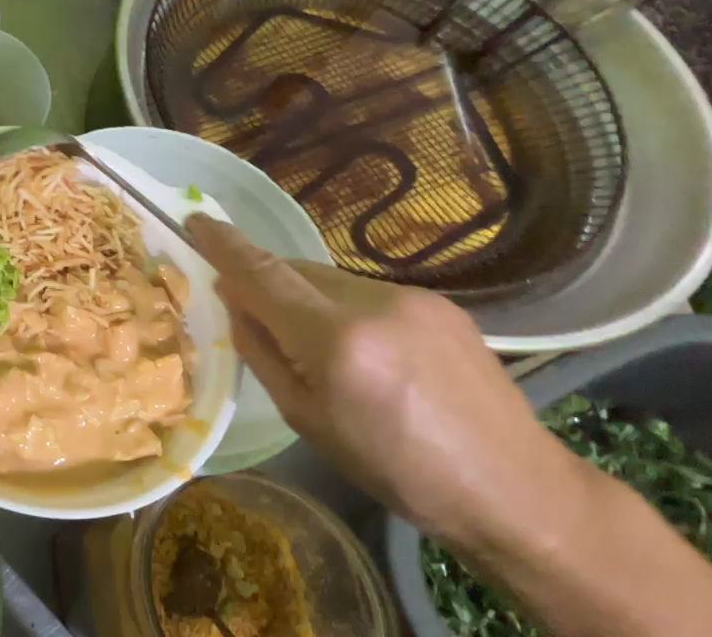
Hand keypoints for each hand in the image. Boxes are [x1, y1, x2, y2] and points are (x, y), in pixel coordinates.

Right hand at [185, 213, 587, 553]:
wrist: (517, 490)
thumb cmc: (396, 469)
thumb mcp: (306, 418)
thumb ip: (261, 350)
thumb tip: (235, 300)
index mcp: (335, 341)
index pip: (261, 273)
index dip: (223, 244)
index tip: (194, 220)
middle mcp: (373, 302)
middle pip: (293, 270)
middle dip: (267, 285)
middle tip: (256, 321)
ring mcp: (413, 298)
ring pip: (329, 280)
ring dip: (308, 300)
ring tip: (323, 352)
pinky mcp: (442, 303)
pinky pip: (367, 292)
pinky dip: (347, 310)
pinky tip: (368, 354)